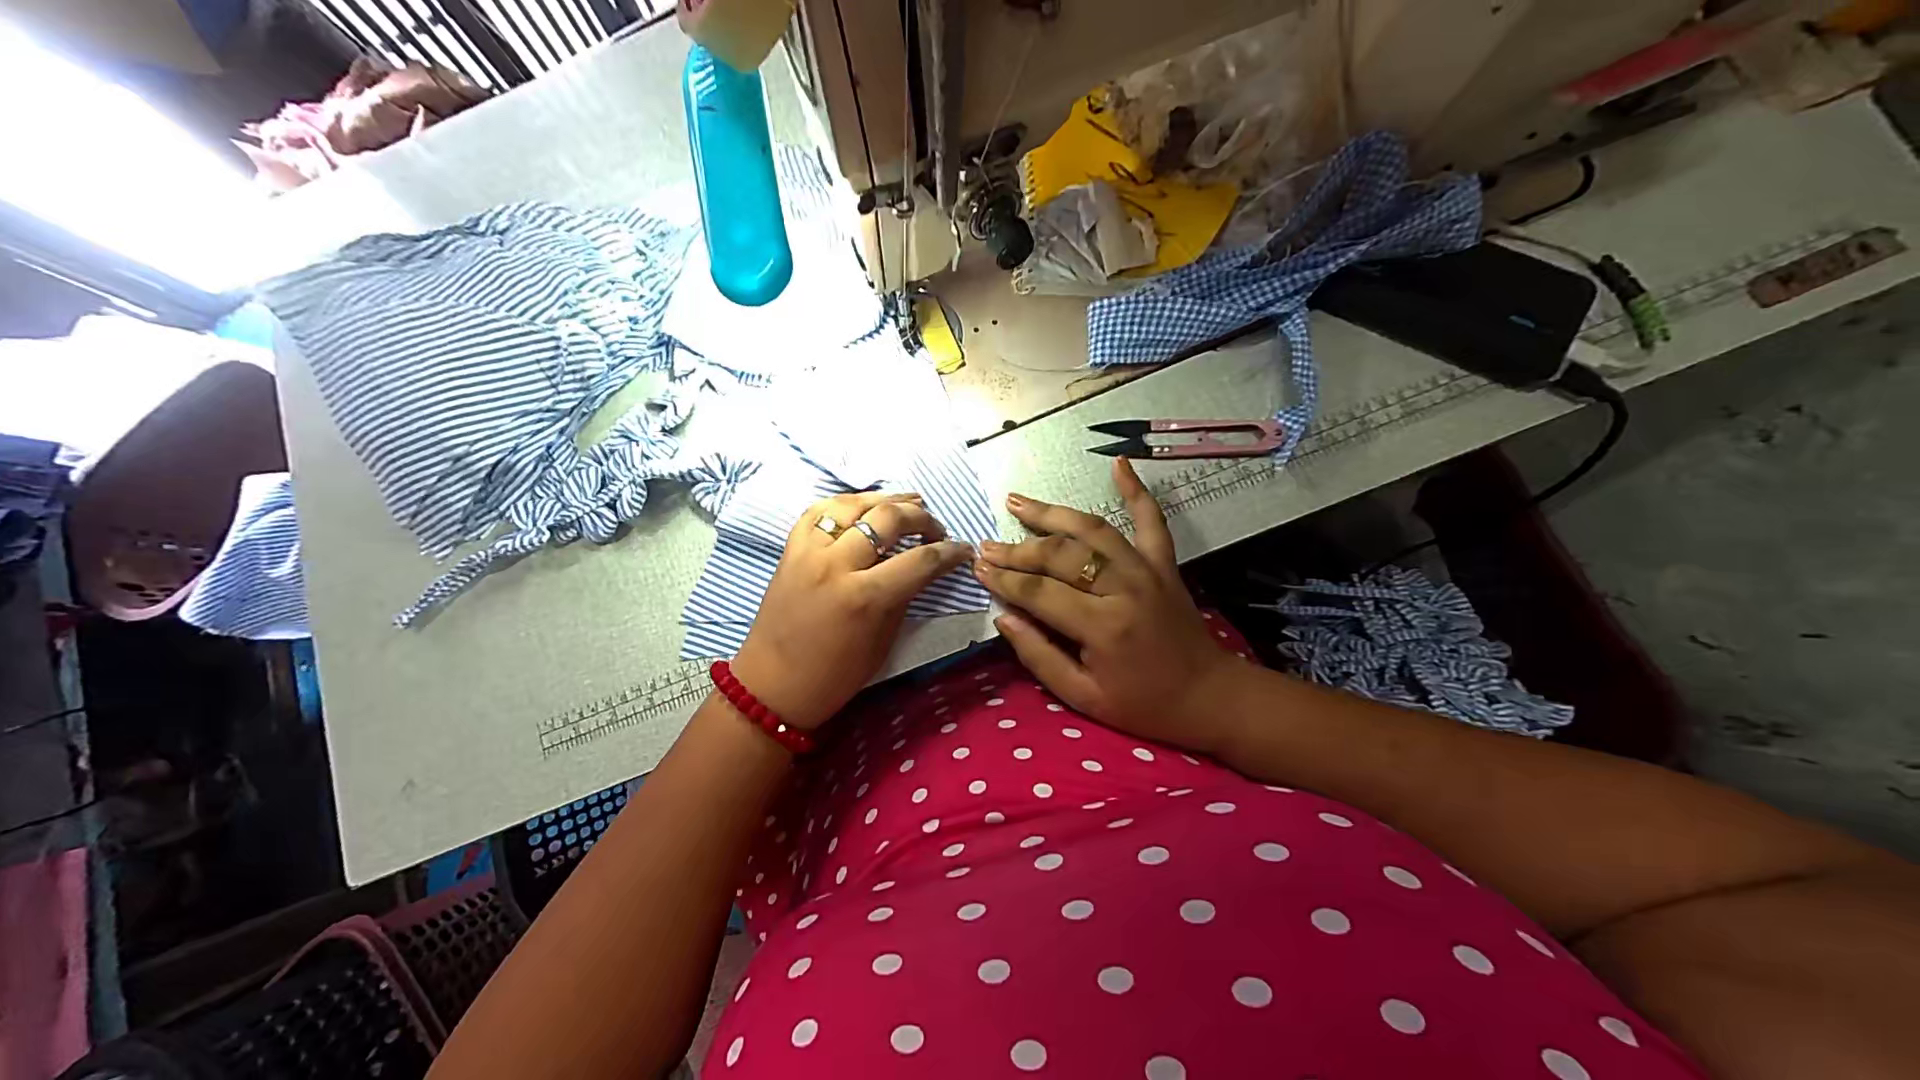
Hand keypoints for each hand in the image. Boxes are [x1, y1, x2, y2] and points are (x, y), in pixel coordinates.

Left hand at [731, 492, 974, 730]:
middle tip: (935, 529)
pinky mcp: (790, 549)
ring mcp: (809, 552)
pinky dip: (844, 504)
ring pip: (853, 504)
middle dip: (921, 518)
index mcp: (864, 597)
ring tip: (907, 504)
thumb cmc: (834, 675)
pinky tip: (862, 507)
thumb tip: (925, 568)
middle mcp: (836, 565)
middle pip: (889, 519)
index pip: (920, 560)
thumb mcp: (882, 641)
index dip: (950, 552)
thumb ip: (904, 597)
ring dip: (885, 500)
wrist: (773, 684)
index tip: (963, 550)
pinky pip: (818, 511)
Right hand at [972, 459, 1241, 753]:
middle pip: (1061, 556)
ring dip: (1053, 513)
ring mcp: (1147, 570)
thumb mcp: (1083, 697)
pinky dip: (1137, 490)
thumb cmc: (1143, 705)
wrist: (1210, 697)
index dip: (1005, 579)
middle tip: (987, 545)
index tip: (977, 567)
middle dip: (1019, 549)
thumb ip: (1039, 656)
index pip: (1040, 593)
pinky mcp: (1164, 564)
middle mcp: (1124, 588)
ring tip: (1018, 501)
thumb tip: (1004, 616)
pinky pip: (1151, 520)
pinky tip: (1121, 463)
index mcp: (1103, 627)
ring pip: (1093, 530)